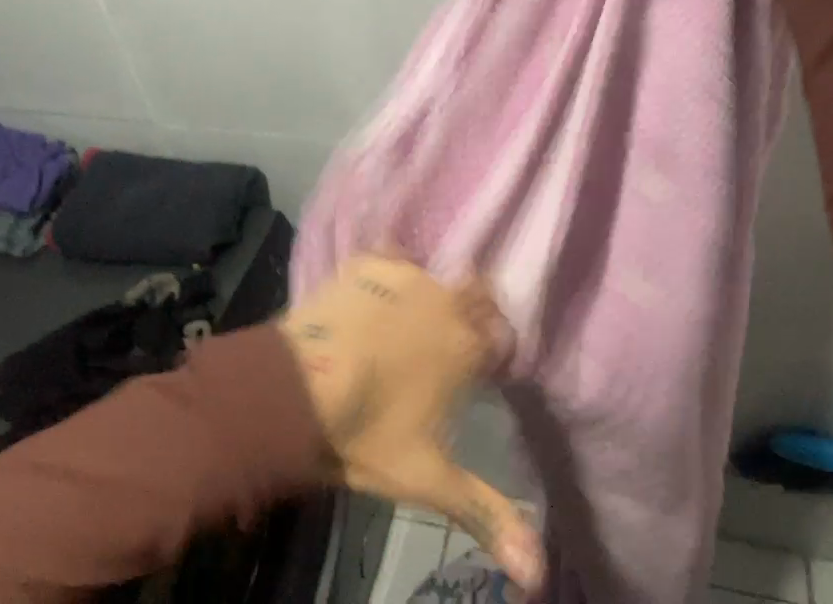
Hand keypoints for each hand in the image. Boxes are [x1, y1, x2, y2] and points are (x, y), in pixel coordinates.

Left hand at [279, 256, 542, 591]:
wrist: (292, 394)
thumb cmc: (366, 436)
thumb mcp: (429, 480)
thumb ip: (488, 516)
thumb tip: (539, 577)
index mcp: (468, 346)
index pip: (501, 334)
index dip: (492, 349)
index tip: (478, 368)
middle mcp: (446, 301)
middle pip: (476, 293)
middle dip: (469, 313)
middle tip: (442, 343)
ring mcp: (405, 276)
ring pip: (434, 275)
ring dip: (429, 294)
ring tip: (403, 324)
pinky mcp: (366, 264)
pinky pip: (390, 261)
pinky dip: (387, 275)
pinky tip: (370, 299)